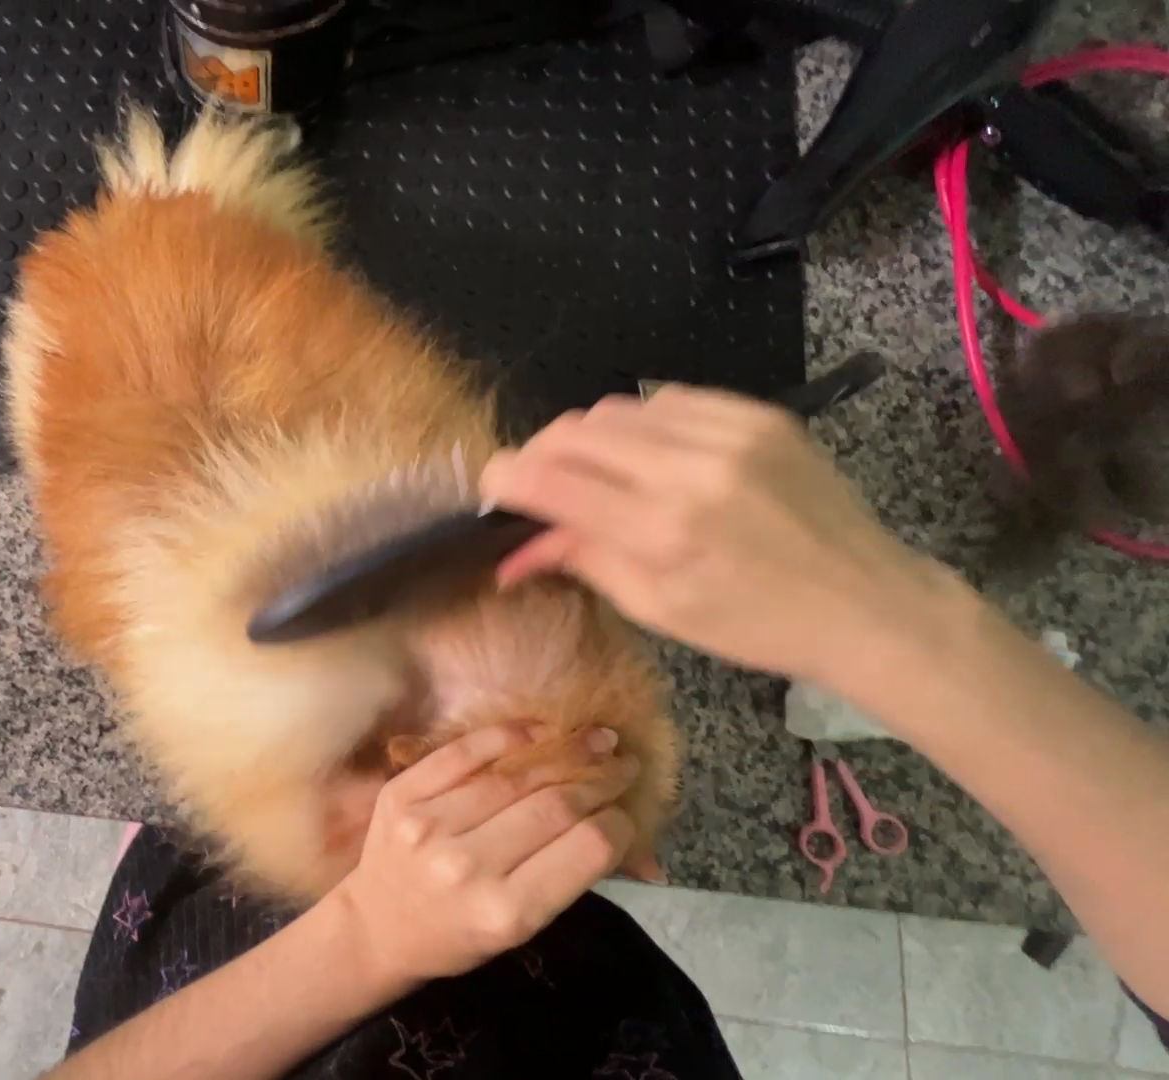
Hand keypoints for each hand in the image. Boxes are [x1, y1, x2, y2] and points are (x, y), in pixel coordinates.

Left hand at [324, 725, 636, 986]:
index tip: (628, 809)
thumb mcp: (521, 926)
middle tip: (623, 762)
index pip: (585, 848)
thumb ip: (568, 877)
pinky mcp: (400, 794)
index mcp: (507, 911)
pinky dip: (503, 736)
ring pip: (512, 776)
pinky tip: (535, 730)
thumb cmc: (459, 934)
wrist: (378, 926)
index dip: (617, 822)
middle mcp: (466, 865)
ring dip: (561, 752)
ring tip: (591, 742)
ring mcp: (428, 824)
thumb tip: (635, 836)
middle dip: (597, 779)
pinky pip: (461, 753)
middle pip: (552, 806)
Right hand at [479, 387, 957, 684]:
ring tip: (591, 470)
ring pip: (614, 409)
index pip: (550, 482)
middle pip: (574, 432)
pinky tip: (646, 455)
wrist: (872, 603)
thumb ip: (578, 560)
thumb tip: (511, 553)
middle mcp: (690, 469)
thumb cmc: (753, 624)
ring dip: (584, 438)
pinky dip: (638, 425)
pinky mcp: (759, 415)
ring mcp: (729, 434)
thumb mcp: (655, 606)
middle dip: (538, 453)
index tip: (490, 486)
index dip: (504, 477)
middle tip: (535, 482)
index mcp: (661, 530)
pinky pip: (666, 399)